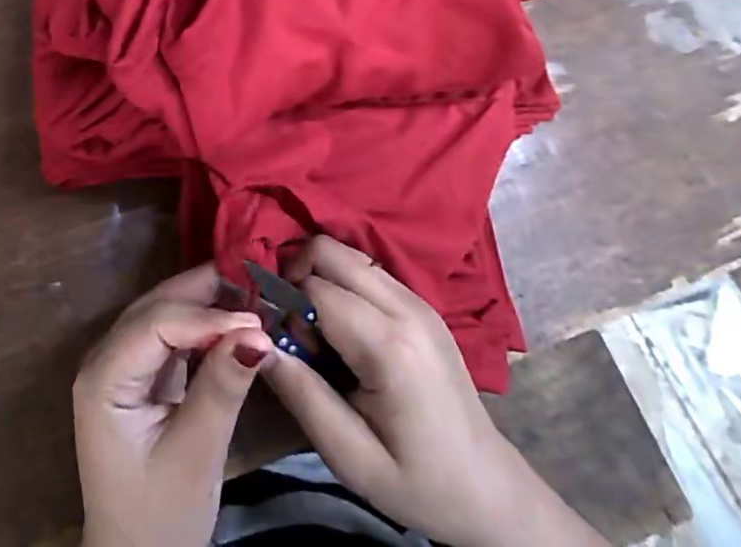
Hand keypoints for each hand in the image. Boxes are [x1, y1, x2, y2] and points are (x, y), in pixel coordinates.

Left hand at [73, 262, 274, 546]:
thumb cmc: (161, 514)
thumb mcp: (196, 455)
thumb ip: (221, 388)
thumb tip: (258, 334)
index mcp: (103, 378)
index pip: (156, 322)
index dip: (208, 315)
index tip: (258, 321)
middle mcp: (105, 358)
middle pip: (158, 306)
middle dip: (209, 291)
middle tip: (262, 283)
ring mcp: (122, 362)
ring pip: (167, 310)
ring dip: (210, 300)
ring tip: (257, 296)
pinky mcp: (142, 372)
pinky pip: (174, 331)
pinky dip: (207, 323)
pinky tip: (237, 320)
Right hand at [259, 237, 608, 546]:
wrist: (487, 488)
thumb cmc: (417, 482)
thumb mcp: (349, 455)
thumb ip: (299, 392)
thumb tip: (253, 341)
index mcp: (390, 346)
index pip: (315, 288)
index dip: (285, 308)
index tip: (282, 346)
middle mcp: (407, 307)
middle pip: (331, 251)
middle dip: (297, 276)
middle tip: (294, 329)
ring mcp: (419, 300)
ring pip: (348, 254)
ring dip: (320, 278)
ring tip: (318, 333)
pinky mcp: (422, 303)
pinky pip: (367, 270)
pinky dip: (341, 283)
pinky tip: (342, 330)